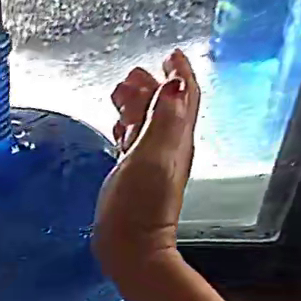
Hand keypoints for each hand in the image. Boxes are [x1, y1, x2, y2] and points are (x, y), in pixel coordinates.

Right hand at [94, 48, 198, 288]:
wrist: (130, 247)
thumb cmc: (139, 205)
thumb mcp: (153, 156)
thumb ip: (164, 119)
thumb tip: (173, 83)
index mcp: (176, 140)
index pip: (184, 97)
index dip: (179, 73)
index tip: (170, 53)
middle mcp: (167, 149)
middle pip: (164, 108)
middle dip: (151, 86)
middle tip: (132, 73)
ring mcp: (150, 165)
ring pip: (147, 124)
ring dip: (137, 105)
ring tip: (118, 92)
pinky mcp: (133, 178)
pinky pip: (134, 144)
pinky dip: (127, 129)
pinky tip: (117, 128)